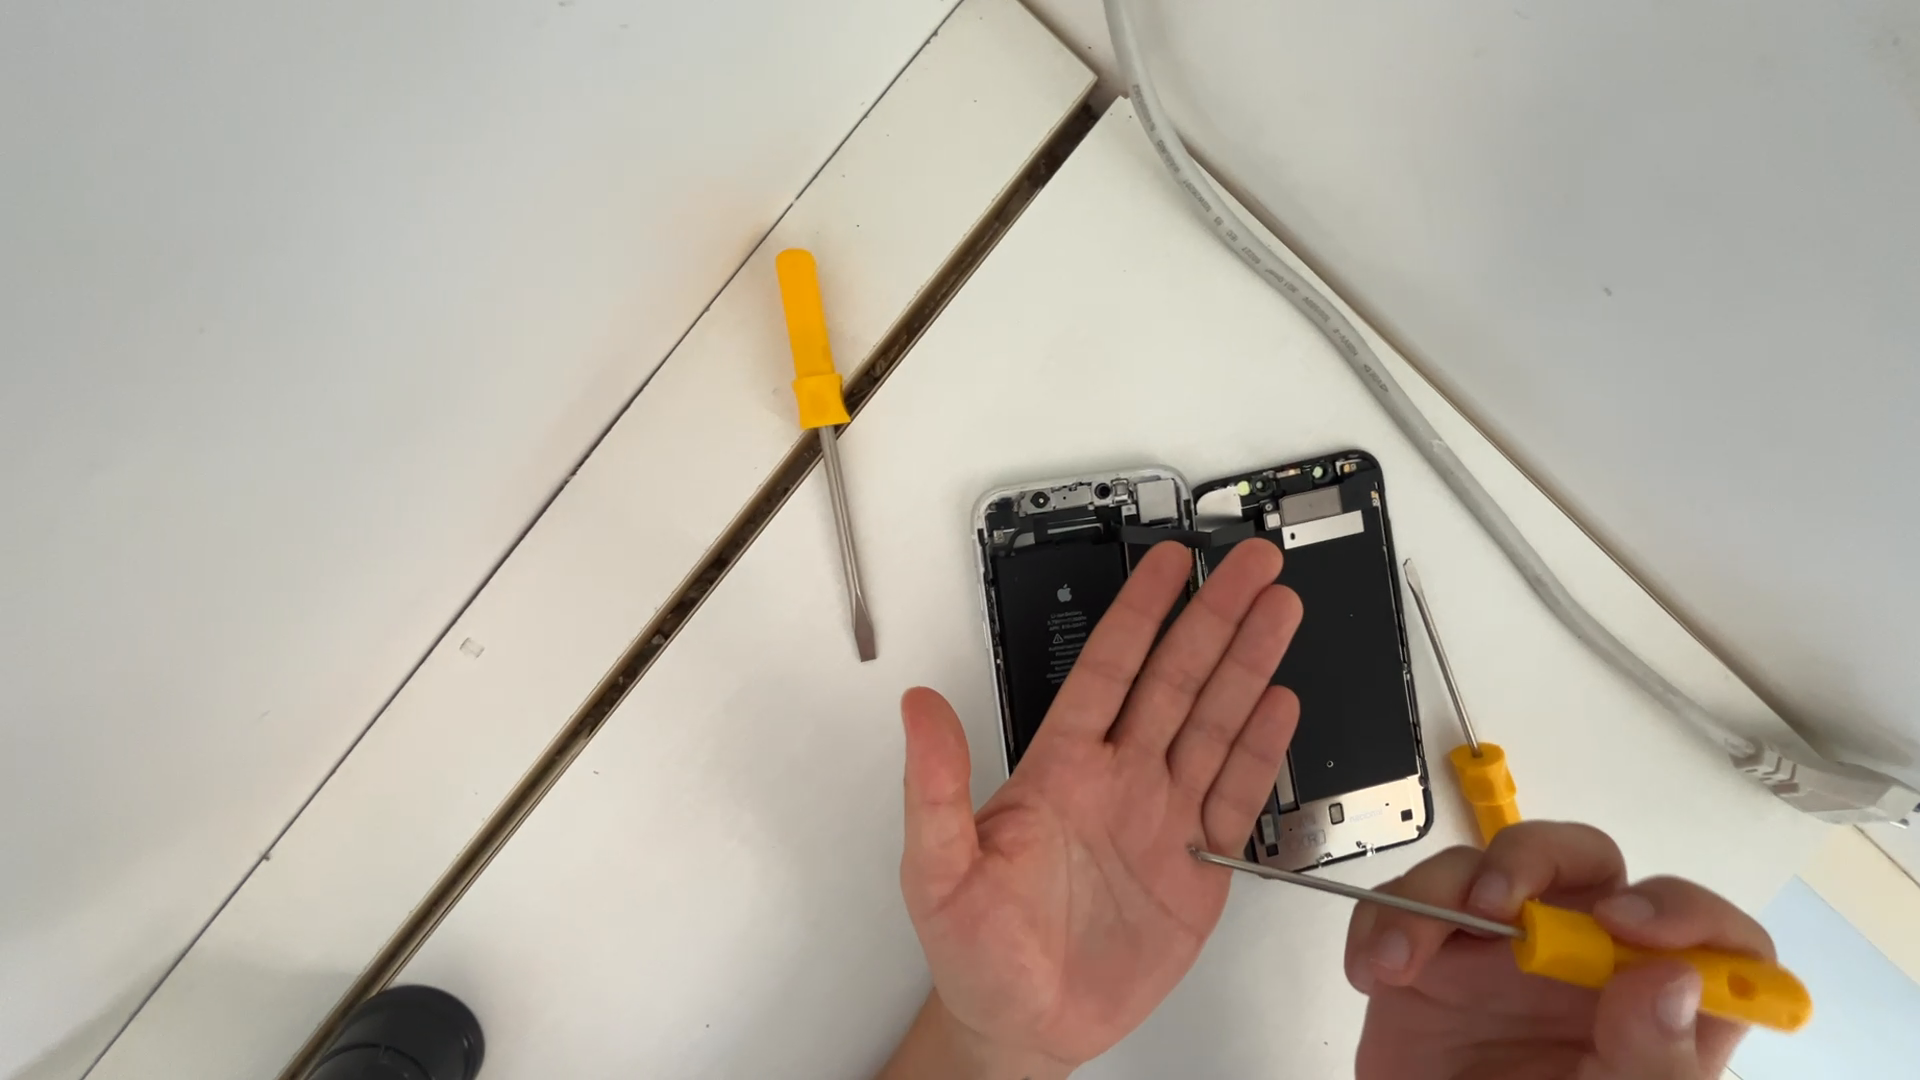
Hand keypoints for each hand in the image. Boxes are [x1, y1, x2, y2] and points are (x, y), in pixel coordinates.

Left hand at [882, 539, 1302, 1077]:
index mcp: (1061, 765)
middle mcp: (1118, 776)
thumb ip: (935, 783)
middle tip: (1251, 565)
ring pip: (1214, 722)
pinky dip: (1261, 750)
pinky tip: (1281, 705)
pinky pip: (1236, 795)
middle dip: (1214, 618)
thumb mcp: (937, 865)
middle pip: (1176, 678)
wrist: (1024, 1023)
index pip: (1108, 667)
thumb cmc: (975, 946)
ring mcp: (1161, 815)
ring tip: (1280, 612)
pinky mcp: (1197, 866)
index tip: (1168, 564)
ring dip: (1250, 665)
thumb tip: (917, 706)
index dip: (1140, 611)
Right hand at [1345, 821, 1773, 1079]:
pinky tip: (1370, 975)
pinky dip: (1375, 923)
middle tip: (1491, 905)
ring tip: (1395, 968)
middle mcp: (1573, 958)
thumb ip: (1655, 1063)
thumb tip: (1673, 973)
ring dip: (1423, 901)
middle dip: (1527, 858)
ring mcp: (1489, 947)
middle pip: (1574, 859)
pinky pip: (1393, 898)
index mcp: (1642, 1002)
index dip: (1681, 909)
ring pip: (1466, 867)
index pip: (1702, 930)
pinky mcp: (1420, 947)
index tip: (1624, 926)